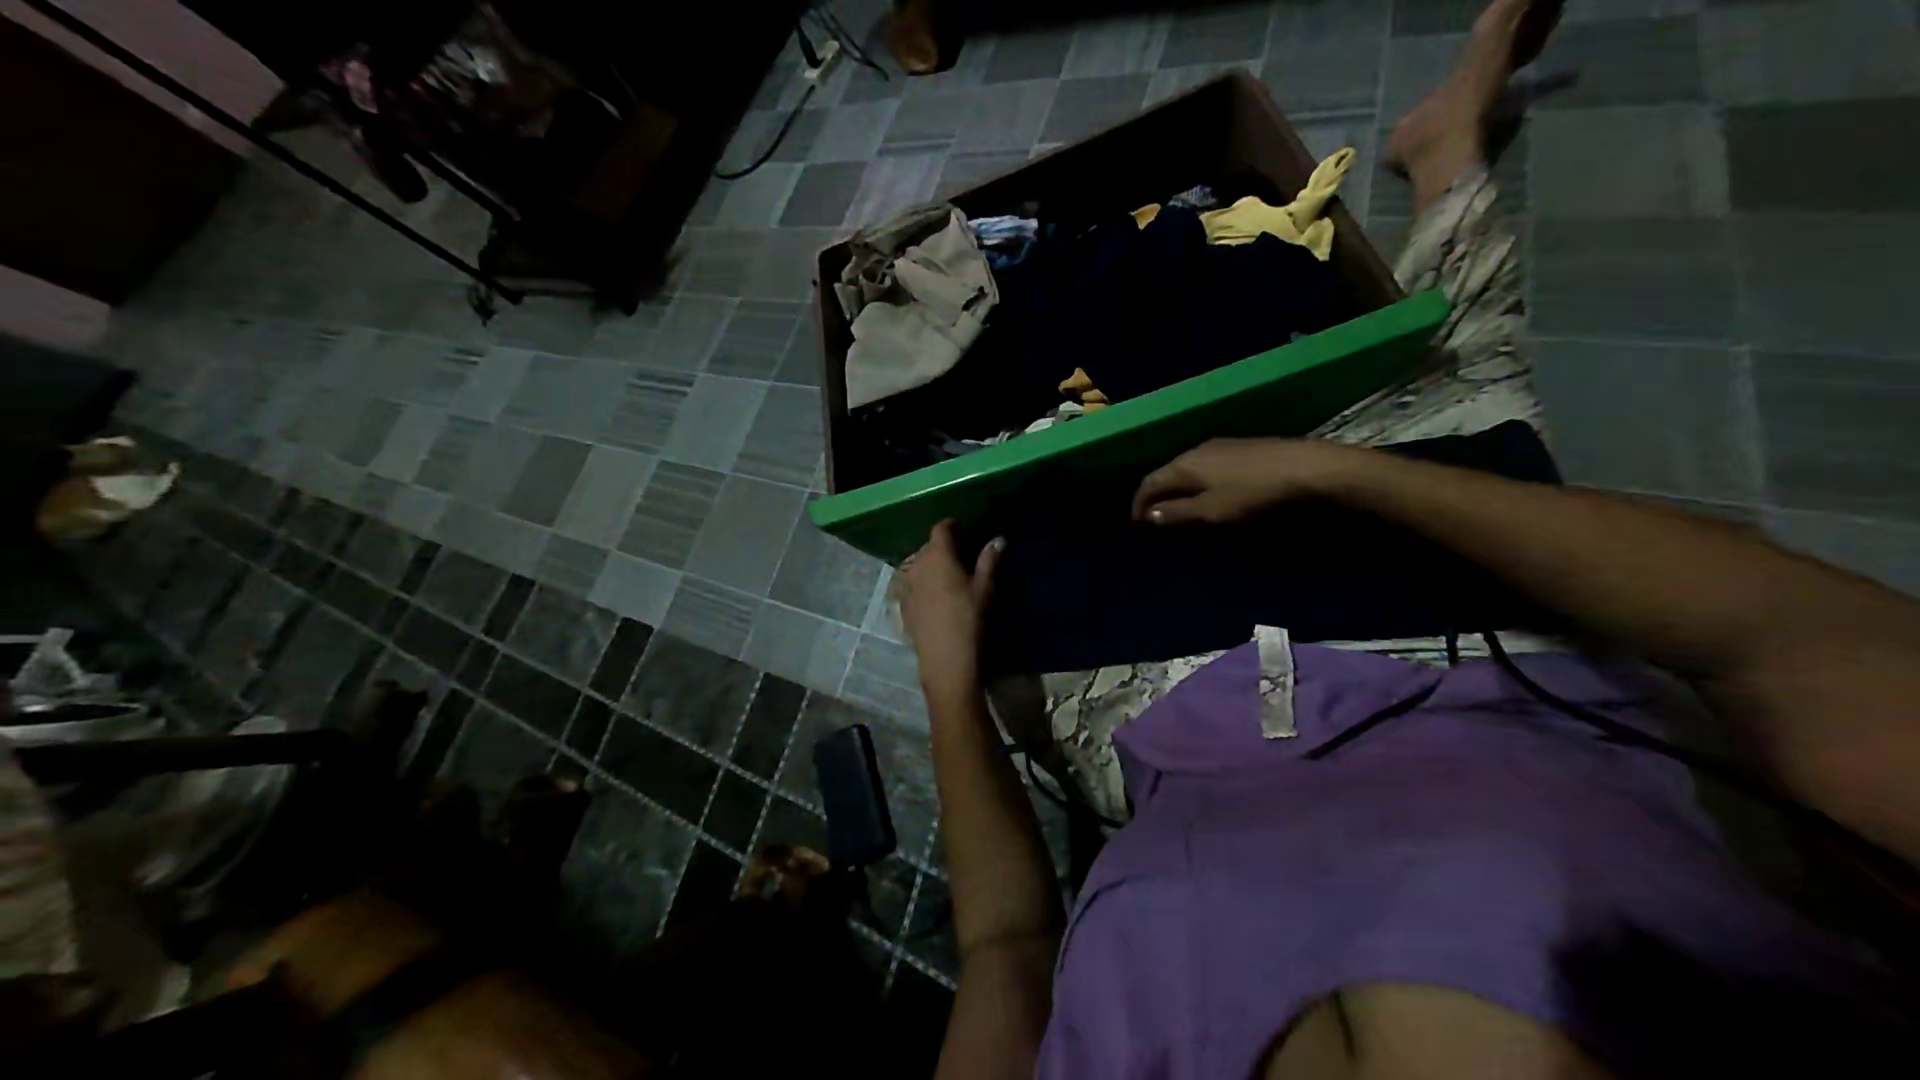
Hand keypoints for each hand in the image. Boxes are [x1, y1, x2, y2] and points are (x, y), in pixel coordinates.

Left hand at [894, 521, 1002, 699]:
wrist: (945, 659)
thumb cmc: (970, 618)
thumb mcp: (985, 588)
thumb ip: (989, 560)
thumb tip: (998, 539)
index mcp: (937, 555)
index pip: (941, 529)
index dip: (951, 527)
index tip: (962, 530)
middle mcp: (917, 565)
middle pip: (928, 547)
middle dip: (942, 547)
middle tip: (959, 555)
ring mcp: (906, 586)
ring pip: (917, 567)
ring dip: (930, 567)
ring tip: (946, 576)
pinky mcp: (902, 606)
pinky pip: (912, 586)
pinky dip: (922, 585)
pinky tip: (934, 598)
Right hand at [1130, 438, 1362, 524]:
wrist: (1306, 468)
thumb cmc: (1253, 494)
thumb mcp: (1212, 511)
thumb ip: (1178, 513)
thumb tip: (1150, 515)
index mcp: (1183, 465)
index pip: (1149, 483)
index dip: (1139, 504)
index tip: (1137, 523)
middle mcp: (1196, 450)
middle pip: (1166, 473)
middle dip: (1157, 496)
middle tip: (1155, 517)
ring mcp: (1220, 446)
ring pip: (1186, 469)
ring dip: (1177, 489)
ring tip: (1179, 507)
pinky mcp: (1240, 448)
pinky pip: (1204, 466)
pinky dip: (1196, 482)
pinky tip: (1208, 493)